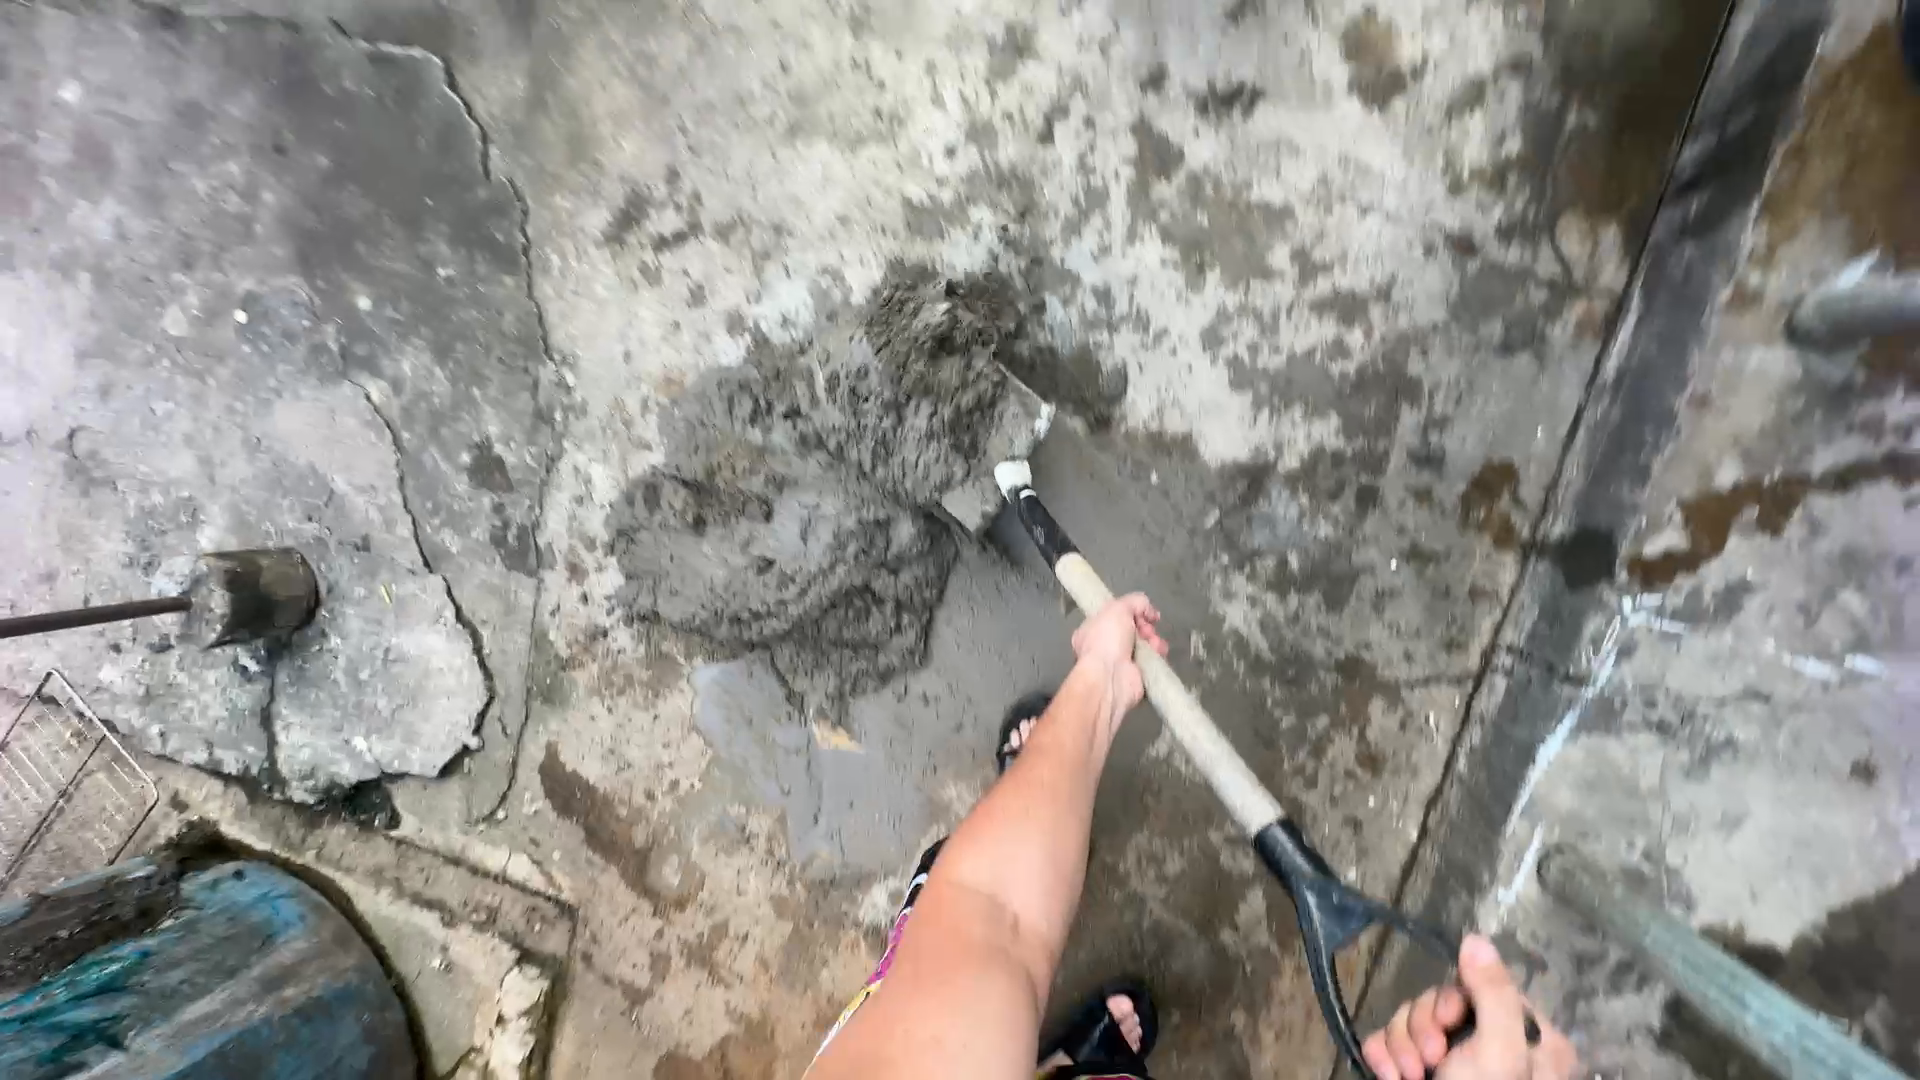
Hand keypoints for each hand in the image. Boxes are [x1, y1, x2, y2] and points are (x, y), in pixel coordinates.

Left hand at [1069, 593, 1167, 727]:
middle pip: (1132, 630)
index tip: (1142, 613)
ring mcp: (1119, 663)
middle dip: (1145, 626)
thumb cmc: (1107, 639)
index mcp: (1091, 630)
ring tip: (1154, 642)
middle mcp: (1103, 647)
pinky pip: (1151, 661)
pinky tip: (1159, 652)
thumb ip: (1135, 601)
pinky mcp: (1135, 677)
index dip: (1131, 612)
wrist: (1110, 677)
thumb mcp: (1118, 608)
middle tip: (1147, 630)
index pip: (1114, 617)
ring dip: (1154, 640)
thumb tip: (1148, 610)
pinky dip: (1158, 655)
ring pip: (1144, 645)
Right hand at [1363, 935, 1575, 1079]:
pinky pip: (1389, 1037)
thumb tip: (1475, 937)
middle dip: (1423, 1026)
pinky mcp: (1415, 1069)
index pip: (1481, 984)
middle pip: (1440, 1000)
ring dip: (1400, 1045)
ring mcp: (1452, 1059)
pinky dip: (1383, 1054)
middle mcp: (1493, 1044)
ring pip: (1411, 1018)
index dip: (1455, 998)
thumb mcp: (1497, 1057)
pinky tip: (1388, 1076)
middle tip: (1431, 1059)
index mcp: (1529, 1039)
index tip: (1450, 1025)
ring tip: (1407, 1077)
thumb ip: (1492, 996)